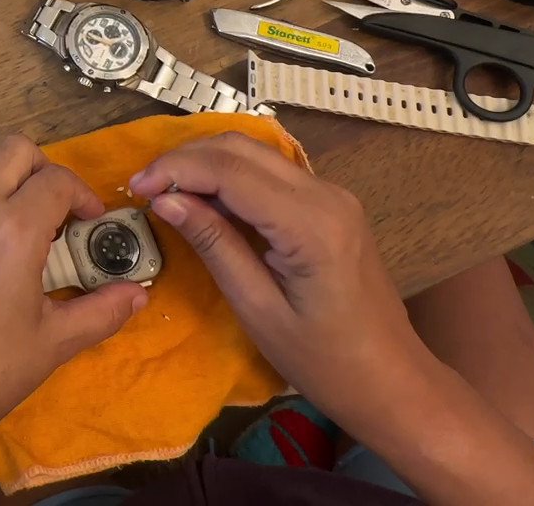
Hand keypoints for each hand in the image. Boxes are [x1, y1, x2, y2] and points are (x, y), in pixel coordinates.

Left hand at [0, 136, 148, 445]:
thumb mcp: (54, 342)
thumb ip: (102, 311)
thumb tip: (138, 295)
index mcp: (15, 230)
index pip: (58, 180)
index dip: (82, 194)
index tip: (88, 220)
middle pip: (15, 149)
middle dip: (43, 169)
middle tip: (53, 206)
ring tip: (10, 205)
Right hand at [126, 133, 430, 428]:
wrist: (396, 385)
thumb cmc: (326, 362)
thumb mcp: (257, 309)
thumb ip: (213, 244)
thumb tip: (164, 199)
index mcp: (311, 224)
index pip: (229, 170)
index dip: (175, 170)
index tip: (136, 187)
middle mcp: (325, 194)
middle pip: (239, 148)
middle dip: (183, 159)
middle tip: (144, 186)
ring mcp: (330, 193)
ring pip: (251, 151)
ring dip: (202, 160)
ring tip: (164, 189)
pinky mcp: (327, 201)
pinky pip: (266, 169)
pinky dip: (226, 172)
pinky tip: (201, 195)